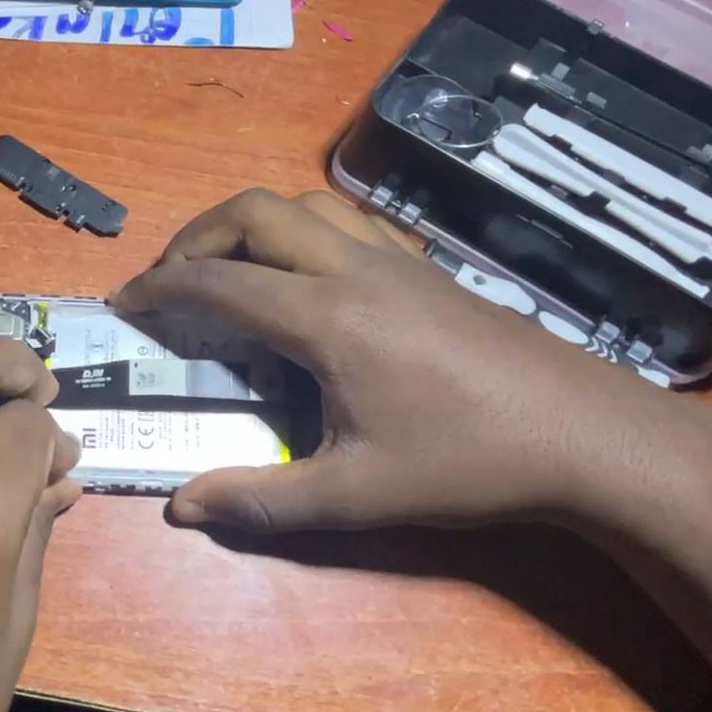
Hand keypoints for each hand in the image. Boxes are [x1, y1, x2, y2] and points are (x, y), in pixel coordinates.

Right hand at [112, 189, 709, 531]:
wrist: (586, 435)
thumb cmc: (467, 463)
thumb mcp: (354, 496)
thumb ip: (259, 499)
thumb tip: (181, 506)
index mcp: (327, 318)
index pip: (219, 283)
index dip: (160, 288)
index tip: (125, 302)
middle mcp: (353, 269)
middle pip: (252, 213)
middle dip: (194, 238)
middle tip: (168, 283)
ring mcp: (394, 259)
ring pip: (301, 205)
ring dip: (247, 226)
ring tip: (225, 271)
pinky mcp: (423, 267)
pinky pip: (343, 220)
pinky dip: (298, 230)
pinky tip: (301, 275)